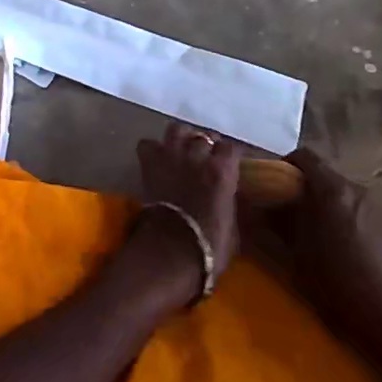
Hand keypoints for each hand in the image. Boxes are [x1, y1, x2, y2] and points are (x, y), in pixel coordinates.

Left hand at [137, 122, 243, 272]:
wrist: (170, 251)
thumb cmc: (209, 246)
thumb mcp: (233, 225)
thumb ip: (230, 201)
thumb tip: (231, 195)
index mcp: (223, 170)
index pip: (232, 148)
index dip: (230, 155)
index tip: (231, 163)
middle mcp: (198, 155)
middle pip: (204, 136)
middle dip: (207, 145)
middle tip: (205, 159)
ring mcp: (172, 156)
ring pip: (177, 130)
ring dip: (181, 138)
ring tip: (182, 149)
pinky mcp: (149, 164)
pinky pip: (148, 144)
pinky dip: (152, 149)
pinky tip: (157, 159)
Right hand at [275, 149, 381, 346]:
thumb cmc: (338, 284)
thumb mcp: (297, 254)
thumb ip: (277, 223)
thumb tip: (257, 206)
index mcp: (331, 189)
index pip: (303, 157)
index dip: (283, 165)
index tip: (268, 184)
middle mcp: (354, 189)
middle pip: (321, 173)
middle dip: (299, 187)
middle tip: (280, 210)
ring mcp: (372, 205)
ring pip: (336, 191)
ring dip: (318, 202)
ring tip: (302, 230)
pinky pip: (351, 207)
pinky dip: (335, 214)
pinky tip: (329, 243)